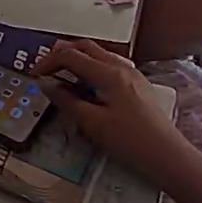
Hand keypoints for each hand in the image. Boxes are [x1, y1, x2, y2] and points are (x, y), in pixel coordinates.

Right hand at [32, 39, 201, 194]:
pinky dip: (91, 67)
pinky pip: (109, 65)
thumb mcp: (93, 123)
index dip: (48, 62)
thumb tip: (46, 84)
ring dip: (77, 59)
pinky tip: (86, 84)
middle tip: (44, 68)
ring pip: (98, 54)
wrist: (167, 155)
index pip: (71, 56)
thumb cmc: (129, 141)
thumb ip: (67, 101)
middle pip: (85, 47)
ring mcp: (131, 73)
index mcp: (108, 73)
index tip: (34, 76)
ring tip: (61, 74)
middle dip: (62, 54)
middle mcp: (121, 66)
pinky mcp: (137, 83)